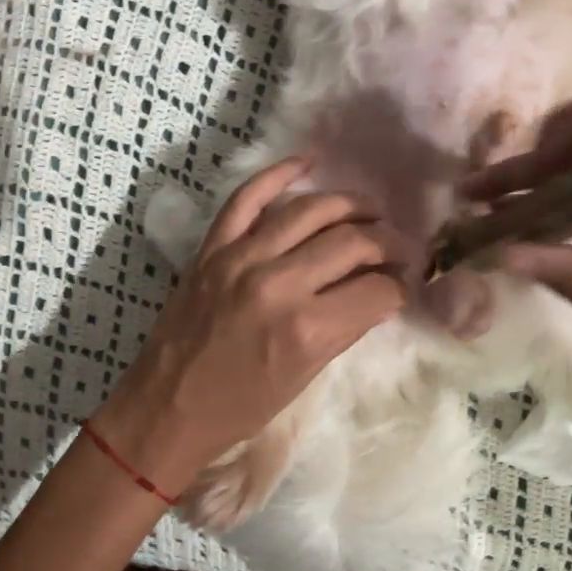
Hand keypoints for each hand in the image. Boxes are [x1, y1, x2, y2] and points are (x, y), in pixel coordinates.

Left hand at [95, 159, 407, 494]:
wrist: (168, 406)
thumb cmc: (241, 406)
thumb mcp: (305, 375)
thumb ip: (346, 327)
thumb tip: (381, 290)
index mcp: (306, 329)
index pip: (376, 289)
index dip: (398, 285)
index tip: (403, 281)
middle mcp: (278, 284)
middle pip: (351, 241)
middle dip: (387, 241)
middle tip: (398, 246)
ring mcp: (240, 258)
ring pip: (309, 210)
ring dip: (349, 205)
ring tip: (369, 211)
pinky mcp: (212, 246)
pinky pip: (247, 197)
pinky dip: (278, 174)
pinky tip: (306, 164)